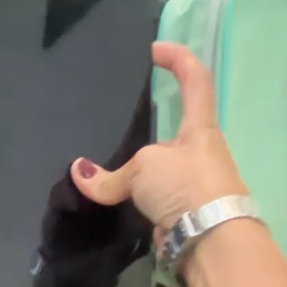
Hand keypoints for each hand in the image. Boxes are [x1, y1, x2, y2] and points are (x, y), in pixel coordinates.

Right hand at [70, 43, 247, 241]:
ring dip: (141, 166)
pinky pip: (154, 197)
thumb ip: (110, 175)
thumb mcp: (143, 168)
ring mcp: (192, 182)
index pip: (195, 80)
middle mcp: (200, 151)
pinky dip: (136, 197)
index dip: (178, 59)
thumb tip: (78, 173)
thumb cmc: (185, 185)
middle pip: (177, 127)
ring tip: (111, 164)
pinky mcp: (182, 211)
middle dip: (155, 121)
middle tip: (126, 115)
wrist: (208, 236)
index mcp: (199, 128)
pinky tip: (118, 198)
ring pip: (163, 166)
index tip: (156, 49)